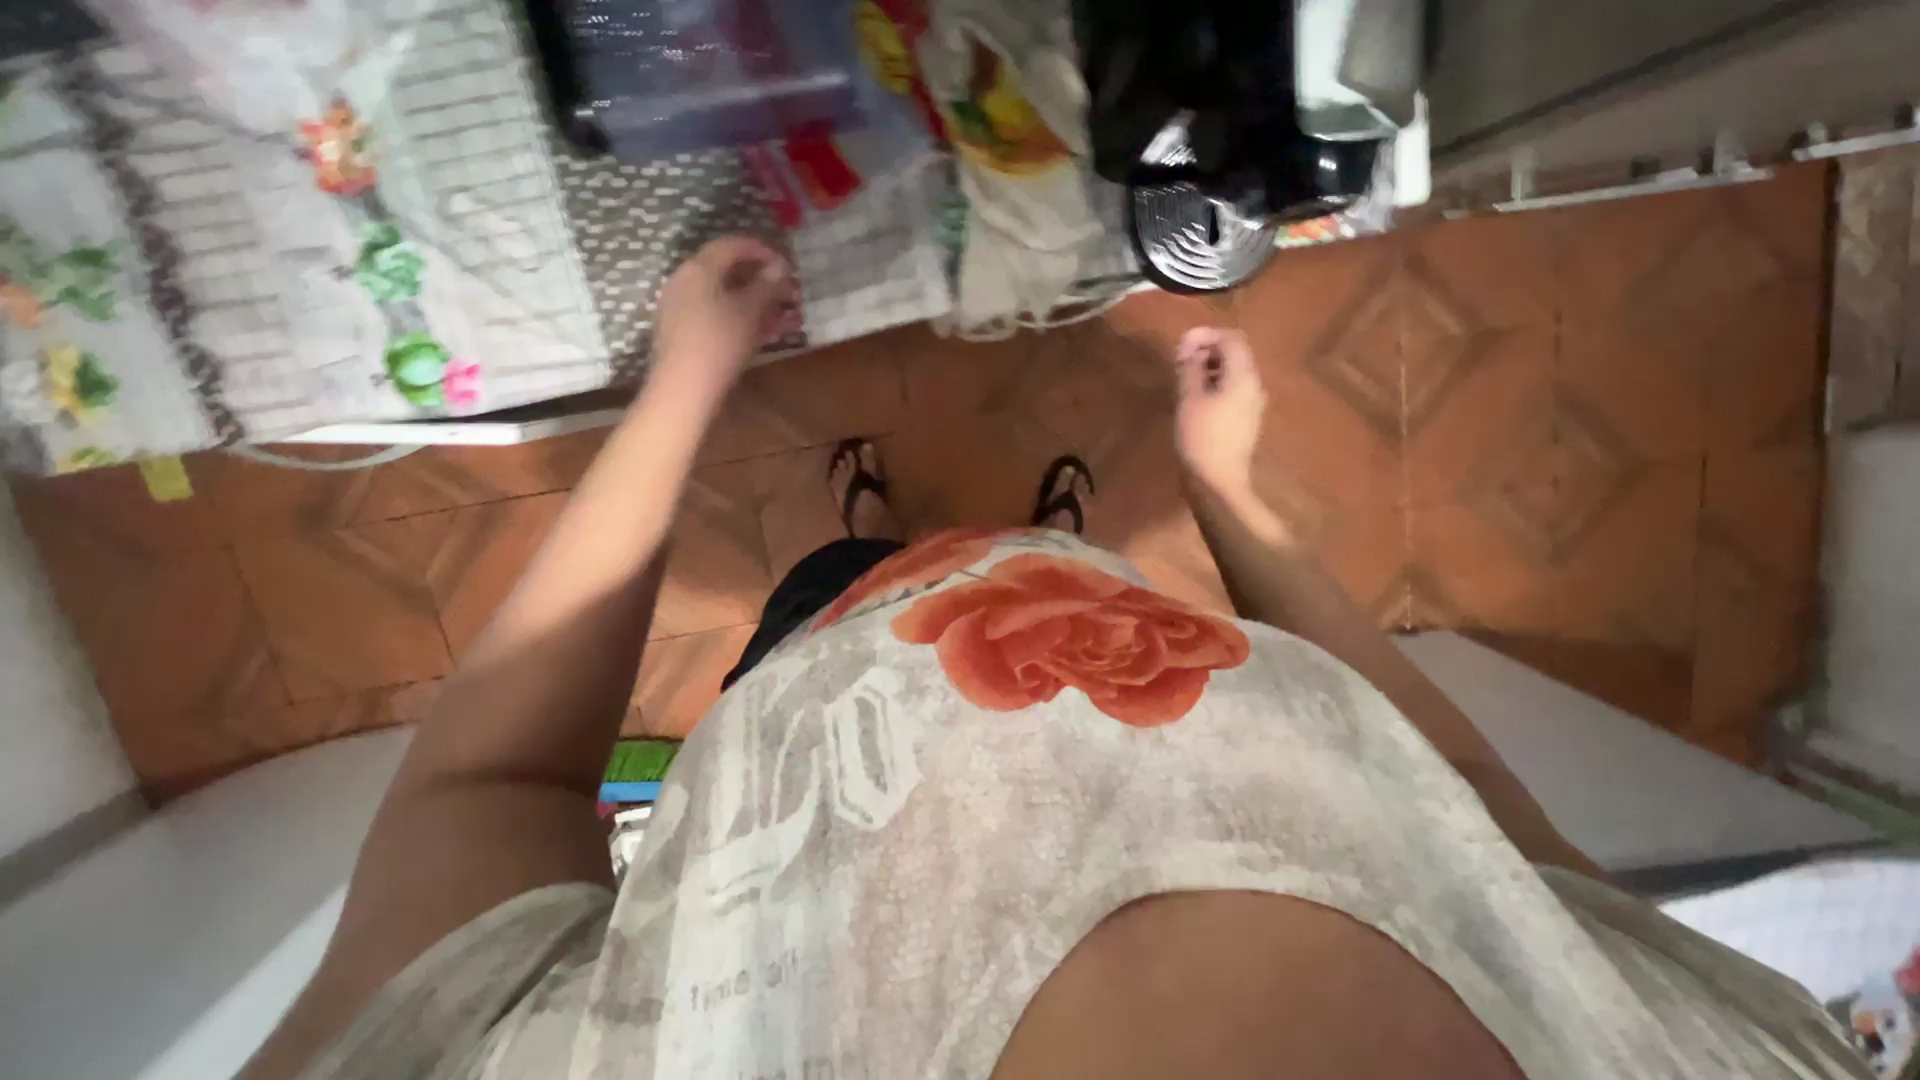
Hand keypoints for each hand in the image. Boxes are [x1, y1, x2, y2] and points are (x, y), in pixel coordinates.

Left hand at [650, 236, 801, 402]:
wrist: (684, 388)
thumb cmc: (719, 342)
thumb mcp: (750, 311)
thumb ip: (767, 286)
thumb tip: (780, 269)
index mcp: (699, 268)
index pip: (733, 245)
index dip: (764, 251)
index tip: (788, 267)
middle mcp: (686, 281)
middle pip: (731, 273)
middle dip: (765, 283)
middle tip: (793, 295)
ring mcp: (684, 308)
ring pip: (728, 298)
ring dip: (761, 306)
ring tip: (791, 319)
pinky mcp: (686, 333)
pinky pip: (720, 316)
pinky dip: (745, 320)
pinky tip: (770, 334)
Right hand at [1173, 327, 1266, 501]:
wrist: (1217, 483)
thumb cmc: (1200, 437)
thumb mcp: (1189, 398)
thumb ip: (1189, 366)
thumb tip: (1188, 345)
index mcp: (1243, 376)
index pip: (1231, 339)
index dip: (1205, 335)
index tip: (1180, 345)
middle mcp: (1254, 386)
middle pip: (1234, 355)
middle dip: (1206, 352)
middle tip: (1178, 362)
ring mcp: (1251, 406)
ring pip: (1231, 375)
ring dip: (1207, 371)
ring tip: (1182, 381)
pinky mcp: (1244, 423)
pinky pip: (1231, 393)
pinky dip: (1212, 388)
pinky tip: (1193, 402)